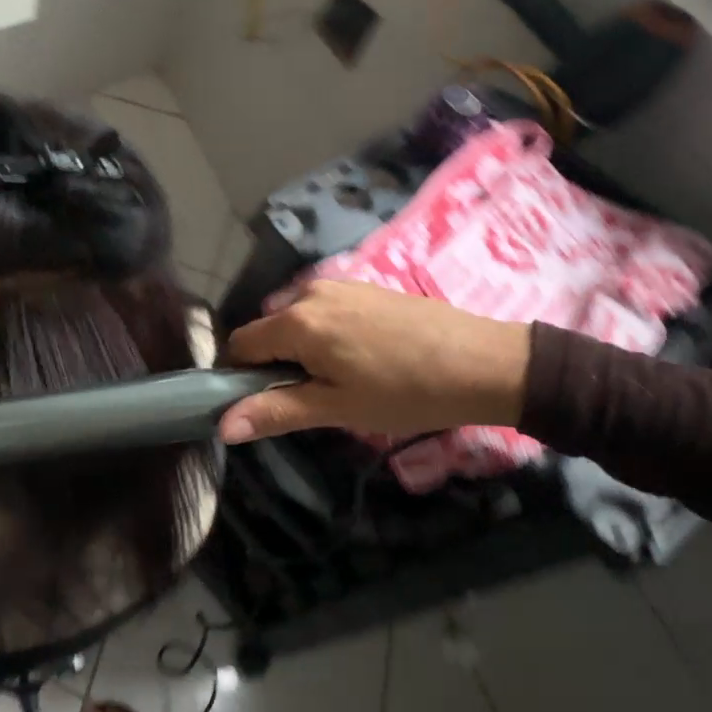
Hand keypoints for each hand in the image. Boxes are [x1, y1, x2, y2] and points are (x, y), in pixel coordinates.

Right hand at [218, 280, 531, 442]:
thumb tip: (222, 426)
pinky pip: (323, 310)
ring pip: (296, 321)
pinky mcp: (363, 285)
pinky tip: (366, 356)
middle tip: (319, 395)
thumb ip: (276, 412)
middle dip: (278, 362)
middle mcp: (308, 293)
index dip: (245, 377)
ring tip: (347, 377)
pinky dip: (328, 333)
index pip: (240, 345)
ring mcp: (338, 284)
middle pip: (267, 331)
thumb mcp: (338, 409)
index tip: (274, 402)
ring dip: (304, 348)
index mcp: (296, 322)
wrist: (488, 363)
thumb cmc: (408, 392)